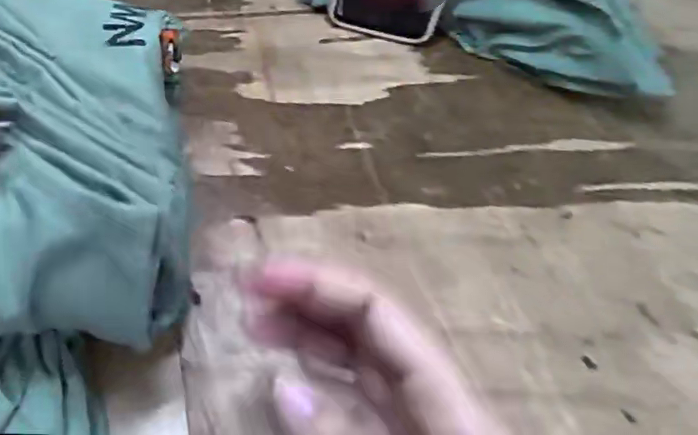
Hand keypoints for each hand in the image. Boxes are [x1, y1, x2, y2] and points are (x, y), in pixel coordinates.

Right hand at [245, 260, 502, 434]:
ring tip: (255, 326)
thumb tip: (282, 386)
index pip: (378, 312)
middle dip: (301, 298)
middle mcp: (437, 402)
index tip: (257, 278)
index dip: (315, 281)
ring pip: (358, 351)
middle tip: (245, 299)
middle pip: (365, 323)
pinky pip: (357, 390)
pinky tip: (287, 371)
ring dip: (303, 326)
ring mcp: (422, 424)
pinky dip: (317, 368)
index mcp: (452, 405)